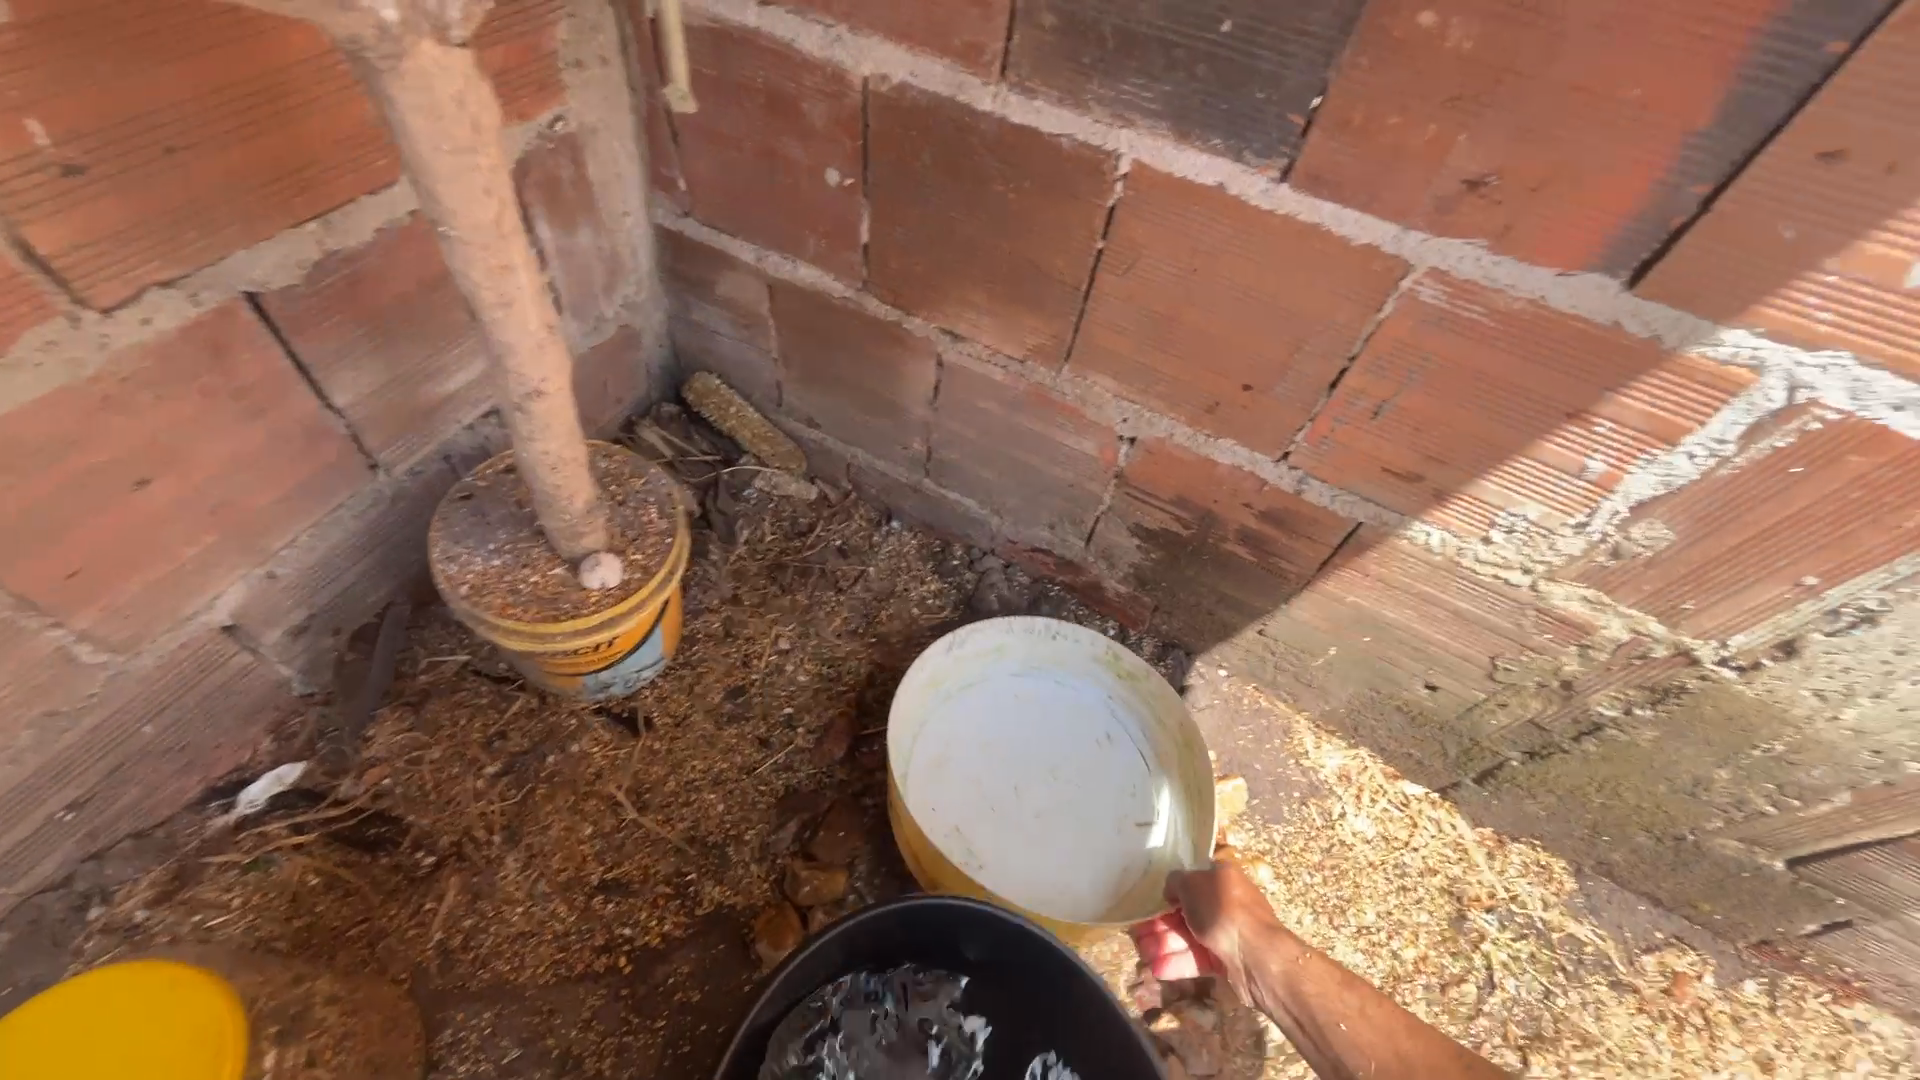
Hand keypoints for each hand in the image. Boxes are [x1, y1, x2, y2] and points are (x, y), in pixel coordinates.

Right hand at [1131, 861, 1282, 997]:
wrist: (1256, 955)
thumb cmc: (1222, 909)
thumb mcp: (1191, 884)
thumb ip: (1175, 882)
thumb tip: (1171, 889)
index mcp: (1221, 877)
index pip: (1192, 879)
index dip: (1170, 890)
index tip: (1150, 901)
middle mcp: (1224, 903)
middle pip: (1186, 911)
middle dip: (1161, 922)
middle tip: (1137, 932)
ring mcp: (1226, 933)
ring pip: (1188, 936)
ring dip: (1163, 944)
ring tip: (1142, 953)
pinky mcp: (1226, 960)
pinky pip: (1197, 958)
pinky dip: (1177, 962)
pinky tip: (1157, 968)